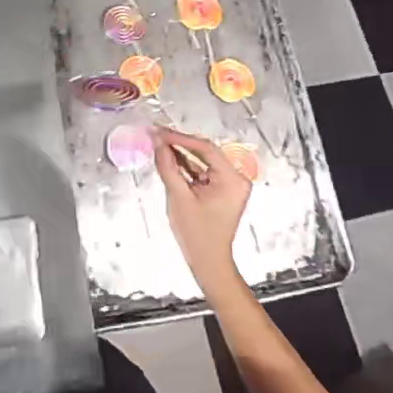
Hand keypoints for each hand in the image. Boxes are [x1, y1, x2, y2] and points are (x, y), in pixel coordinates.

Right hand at [153, 128, 251, 291]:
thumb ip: (168, 168)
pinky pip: (203, 172)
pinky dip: (186, 167)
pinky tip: (169, 159)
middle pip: (205, 152)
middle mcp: (236, 178)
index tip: (159, 132)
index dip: (180, 138)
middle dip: (180, 143)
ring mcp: (230, 184)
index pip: (205, 149)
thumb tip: (158, 145)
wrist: (208, 260)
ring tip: (159, 143)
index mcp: (232, 179)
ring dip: (181, 154)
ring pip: (203, 161)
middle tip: (157, 134)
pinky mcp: (222, 190)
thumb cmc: (197, 234)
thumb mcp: (179, 198)